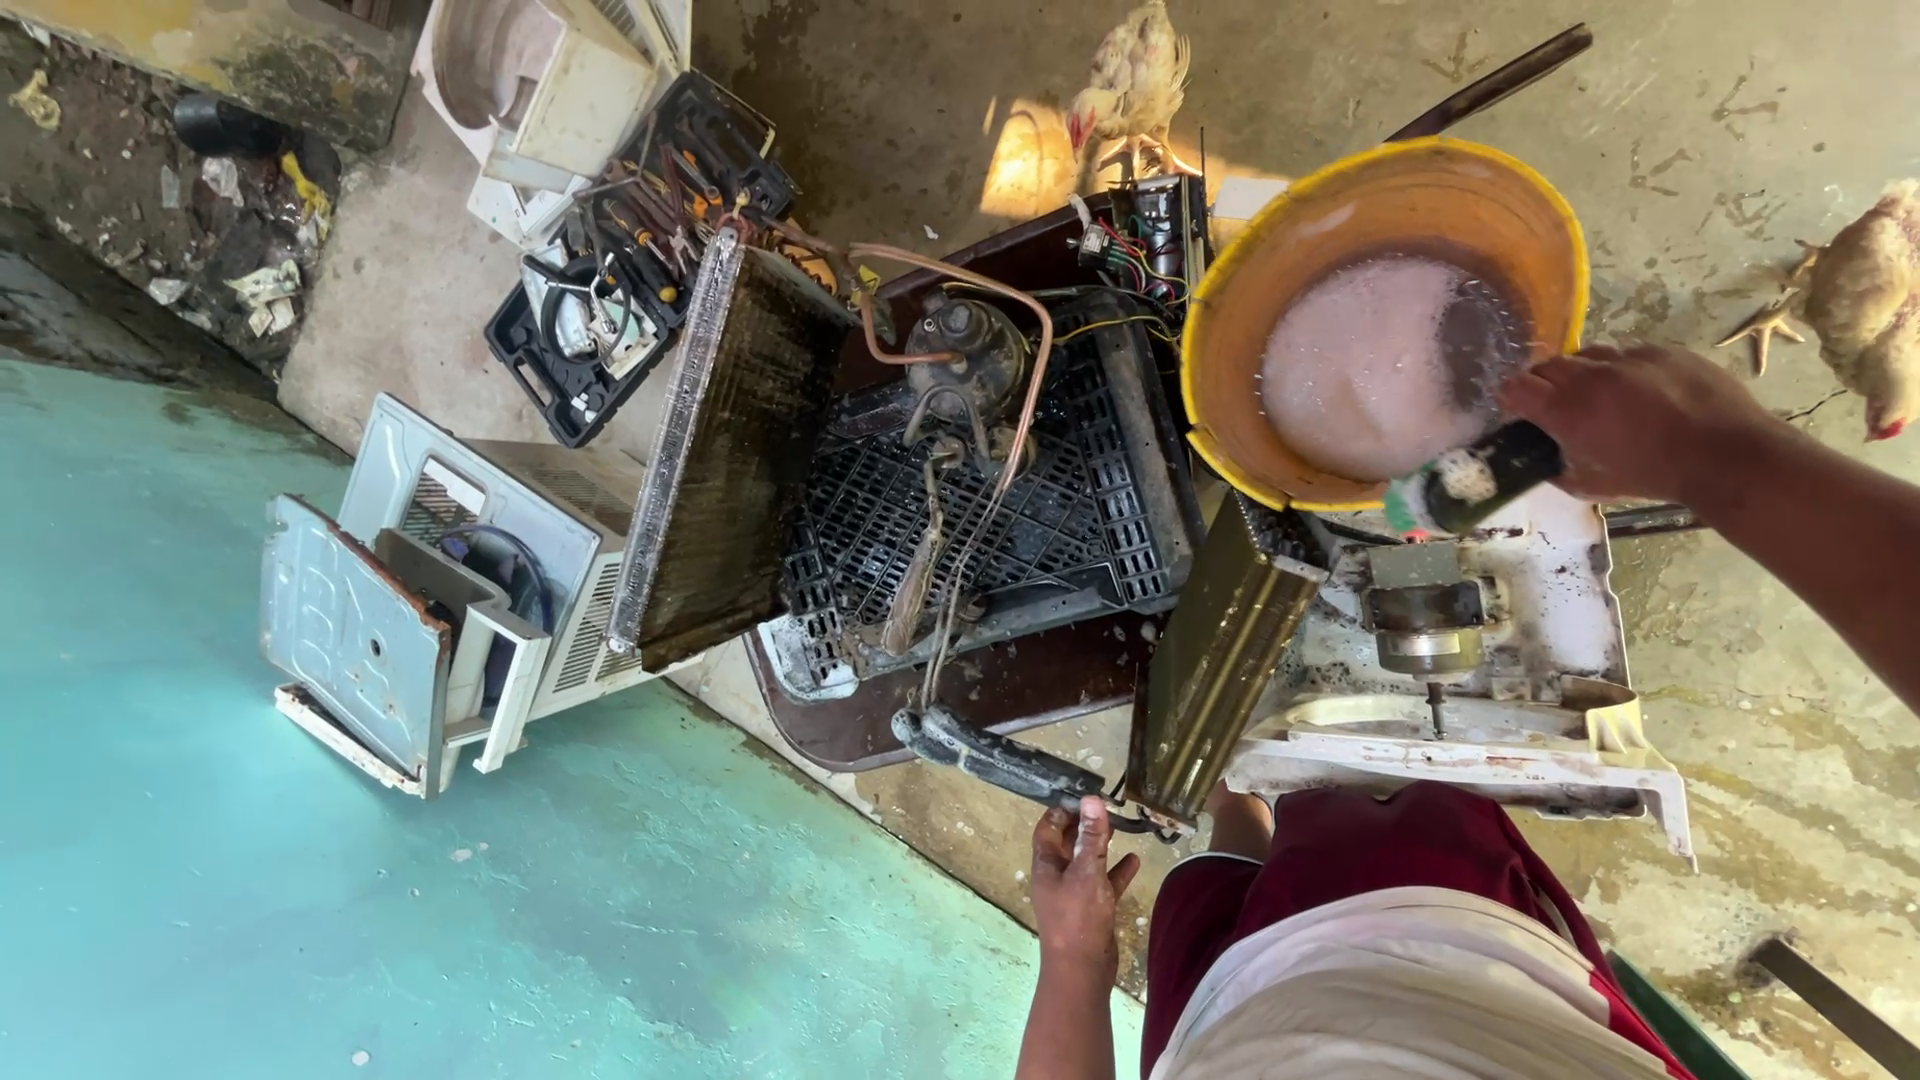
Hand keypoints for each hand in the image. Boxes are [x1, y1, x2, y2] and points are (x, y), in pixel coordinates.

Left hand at [1030, 796, 1141, 978]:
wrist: (1082, 971)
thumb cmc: (1078, 917)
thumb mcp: (1086, 871)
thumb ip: (1091, 836)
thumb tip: (1092, 800)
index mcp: (1046, 864)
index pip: (1047, 828)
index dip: (1062, 811)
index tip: (1083, 797)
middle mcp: (1057, 875)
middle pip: (1067, 842)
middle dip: (1084, 825)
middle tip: (1105, 809)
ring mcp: (1074, 893)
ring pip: (1087, 861)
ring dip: (1100, 845)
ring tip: (1119, 828)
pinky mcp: (1092, 909)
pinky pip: (1104, 883)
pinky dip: (1117, 871)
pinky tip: (1135, 860)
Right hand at [1500, 344, 1784, 502]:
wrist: (1727, 457)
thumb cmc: (1652, 476)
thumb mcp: (1588, 484)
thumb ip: (1555, 467)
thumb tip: (1543, 460)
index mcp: (1566, 410)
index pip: (1515, 387)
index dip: (1511, 398)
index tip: (1518, 410)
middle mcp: (1592, 377)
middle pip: (1546, 366)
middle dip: (1543, 383)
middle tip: (1554, 402)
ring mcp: (1631, 359)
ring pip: (1586, 354)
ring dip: (1581, 372)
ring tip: (1596, 391)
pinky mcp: (1665, 352)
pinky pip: (1628, 353)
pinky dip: (1620, 368)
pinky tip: (1636, 388)